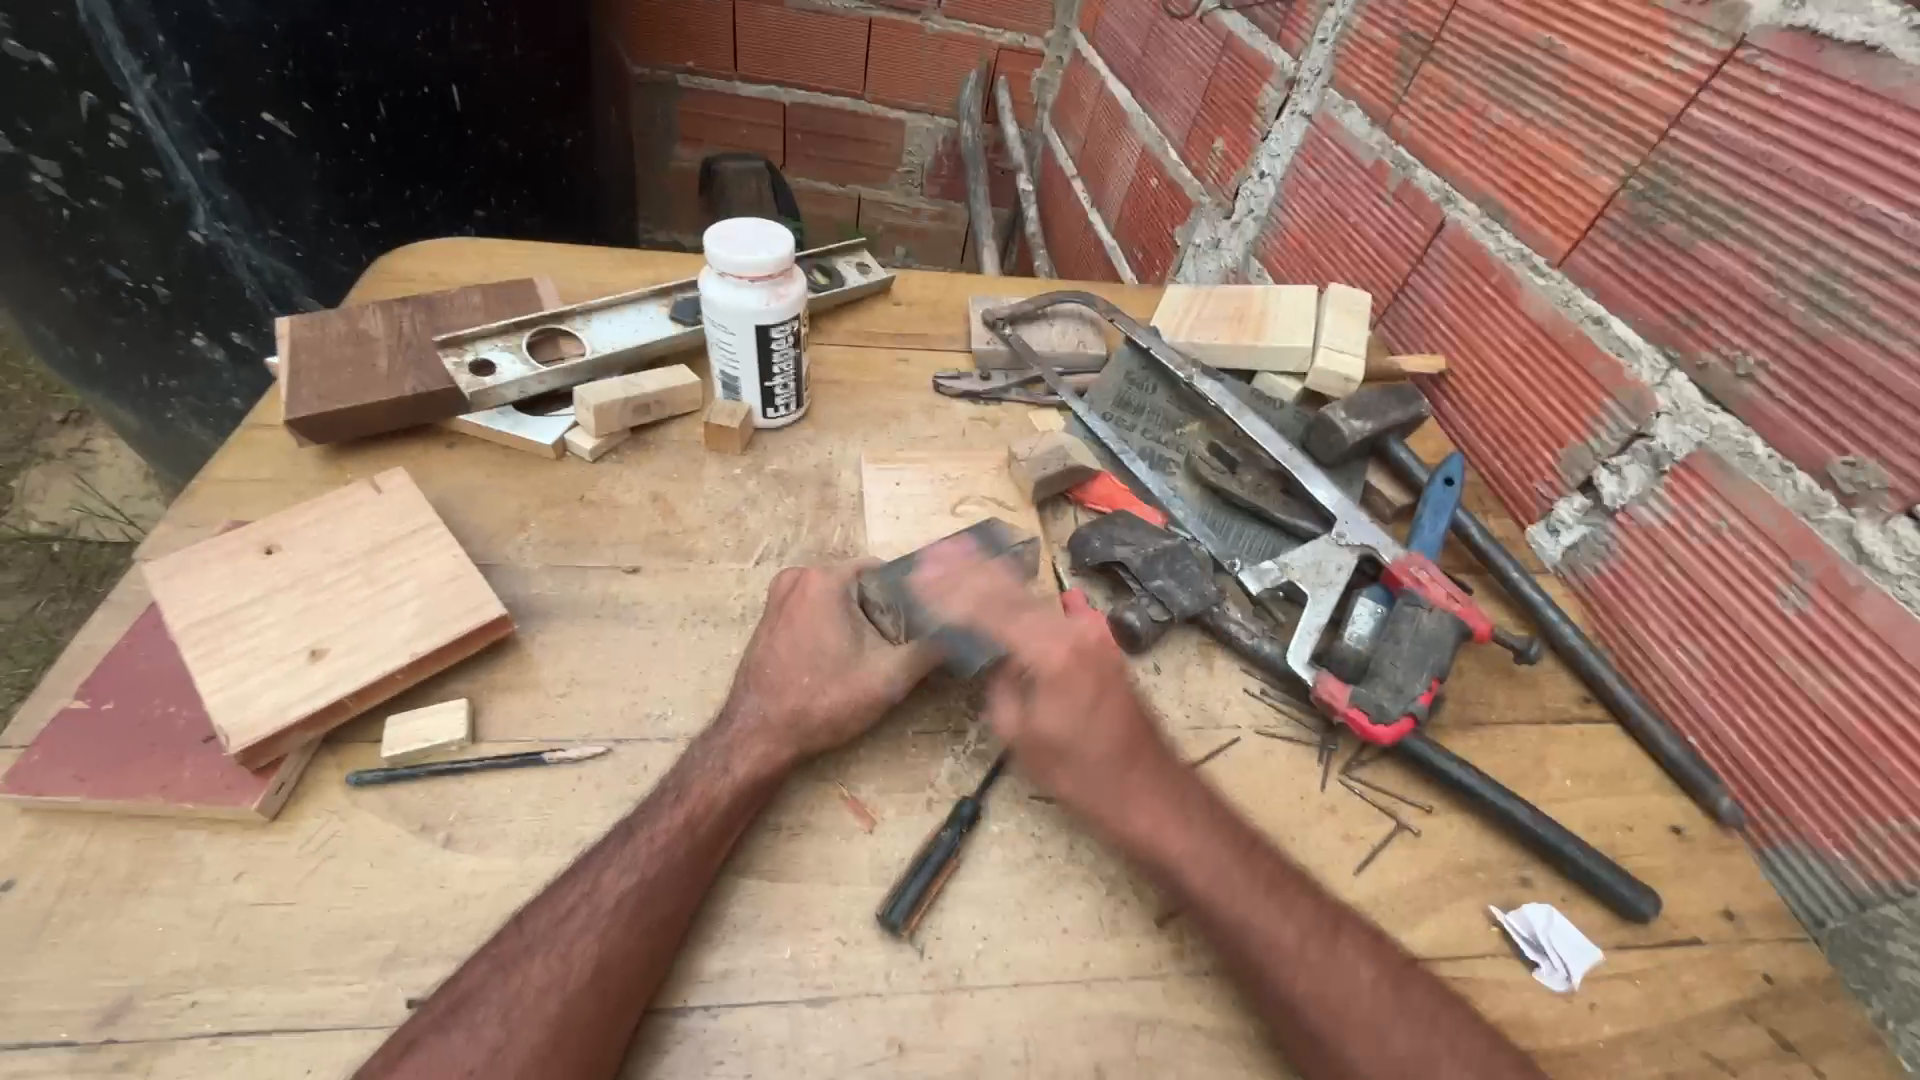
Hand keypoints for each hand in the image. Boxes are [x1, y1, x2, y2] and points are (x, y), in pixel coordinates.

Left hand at [720, 559, 940, 767]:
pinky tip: (843, 661)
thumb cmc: (824, 701)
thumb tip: (963, 633)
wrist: (760, 736)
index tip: (921, 625)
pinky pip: (816, 612)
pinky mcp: (769, 620)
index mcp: (825, 578)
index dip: (908, 596)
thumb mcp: (890, 676)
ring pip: (838, 600)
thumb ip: (932, 648)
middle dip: (882, 612)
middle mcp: (797, 577)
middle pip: (860, 585)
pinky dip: (834, 628)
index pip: (883, 570)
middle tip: (899, 647)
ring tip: (875, 657)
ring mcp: (778, 598)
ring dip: (859, 622)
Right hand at [910, 537, 1182, 835]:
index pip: (988, 609)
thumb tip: (994, 659)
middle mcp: (1072, 630)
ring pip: (1035, 597)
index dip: (952, 591)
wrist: (1148, 787)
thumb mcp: (1022, 736)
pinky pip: (1060, 611)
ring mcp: (1092, 633)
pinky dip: (1033, 598)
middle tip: (937, 551)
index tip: (922, 574)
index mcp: (1048, 651)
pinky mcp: (1101, 643)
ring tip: (964, 553)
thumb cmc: (1081, 774)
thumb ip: (1000, 685)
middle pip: (1011, 592)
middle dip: (971, 570)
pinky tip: (1015, 580)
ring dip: (998, 577)